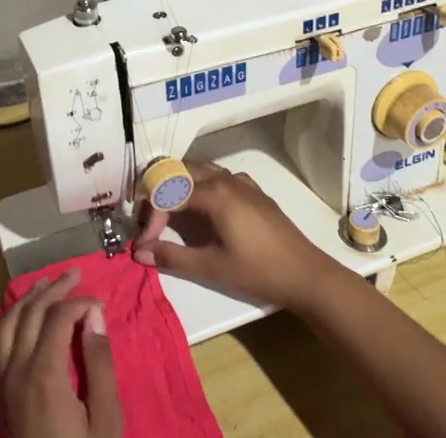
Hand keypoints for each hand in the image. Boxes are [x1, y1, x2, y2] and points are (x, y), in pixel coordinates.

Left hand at [0, 266, 122, 437]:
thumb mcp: (105, 419)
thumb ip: (99, 364)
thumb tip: (93, 316)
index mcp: (45, 374)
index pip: (59, 317)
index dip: (80, 301)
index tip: (102, 303)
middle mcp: (15, 373)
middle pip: (30, 314)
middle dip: (53, 289)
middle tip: (74, 274)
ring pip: (4, 328)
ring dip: (24, 302)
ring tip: (43, 286)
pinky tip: (10, 329)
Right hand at [133, 161, 346, 312]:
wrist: (306, 275)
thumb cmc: (258, 271)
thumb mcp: (211, 267)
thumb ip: (172, 256)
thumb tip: (139, 252)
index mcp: (214, 193)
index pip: (168, 194)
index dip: (151, 216)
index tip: (145, 243)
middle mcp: (225, 178)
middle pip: (180, 171)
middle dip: (158, 190)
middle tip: (146, 217)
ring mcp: (241, 182)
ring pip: (199, 170)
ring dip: (178, 185)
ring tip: (166, 211)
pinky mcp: (252, 191)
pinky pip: (217, 177)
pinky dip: (199, 186)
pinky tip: (200, 210)